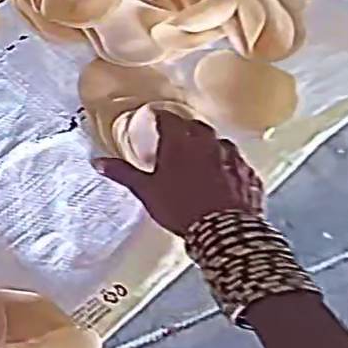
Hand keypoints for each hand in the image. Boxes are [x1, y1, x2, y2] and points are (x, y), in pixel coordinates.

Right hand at [93, 109, 264, 235]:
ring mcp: (233, 158)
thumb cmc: (181, 207)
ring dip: (207, 145)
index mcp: (180, 142)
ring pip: (219, 142)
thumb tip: (99, 162)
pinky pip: (237, 163)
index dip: (160, 116)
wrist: (223, 231)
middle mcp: (209, 144)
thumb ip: (122, 173)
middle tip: (174, 137)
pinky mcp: (249, 176)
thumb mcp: (146, 189)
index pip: (169, 118)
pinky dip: (227, 164)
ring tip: (198, 156)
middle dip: (184, 128)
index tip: (155, 116)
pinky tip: (221, 175)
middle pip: (196, 126)